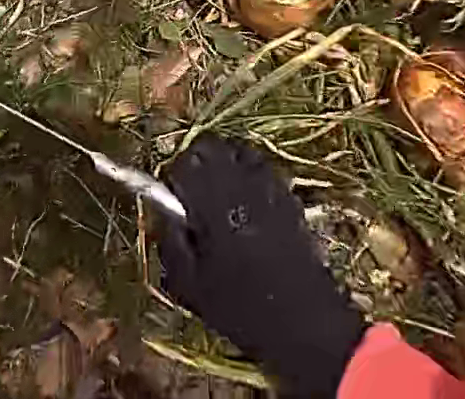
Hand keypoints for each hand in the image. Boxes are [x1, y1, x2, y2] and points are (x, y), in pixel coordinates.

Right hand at [157, 136, 365, 397]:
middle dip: (198, 161)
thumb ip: (169, 241)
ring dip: (226, 164)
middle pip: (211, 145)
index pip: (184, 160)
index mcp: (210, 196)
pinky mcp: (289, 194)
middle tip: (194, 191)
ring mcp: (268, 183)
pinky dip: (250, 177)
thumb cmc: (239, 304)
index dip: (174, 176)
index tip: (174, 197)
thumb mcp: (189, 283)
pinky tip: (249, 207)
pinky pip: (262, 169)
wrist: (302, 319)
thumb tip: (163, 215)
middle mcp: (239, 179)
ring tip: (222, 194)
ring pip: (239, 151)